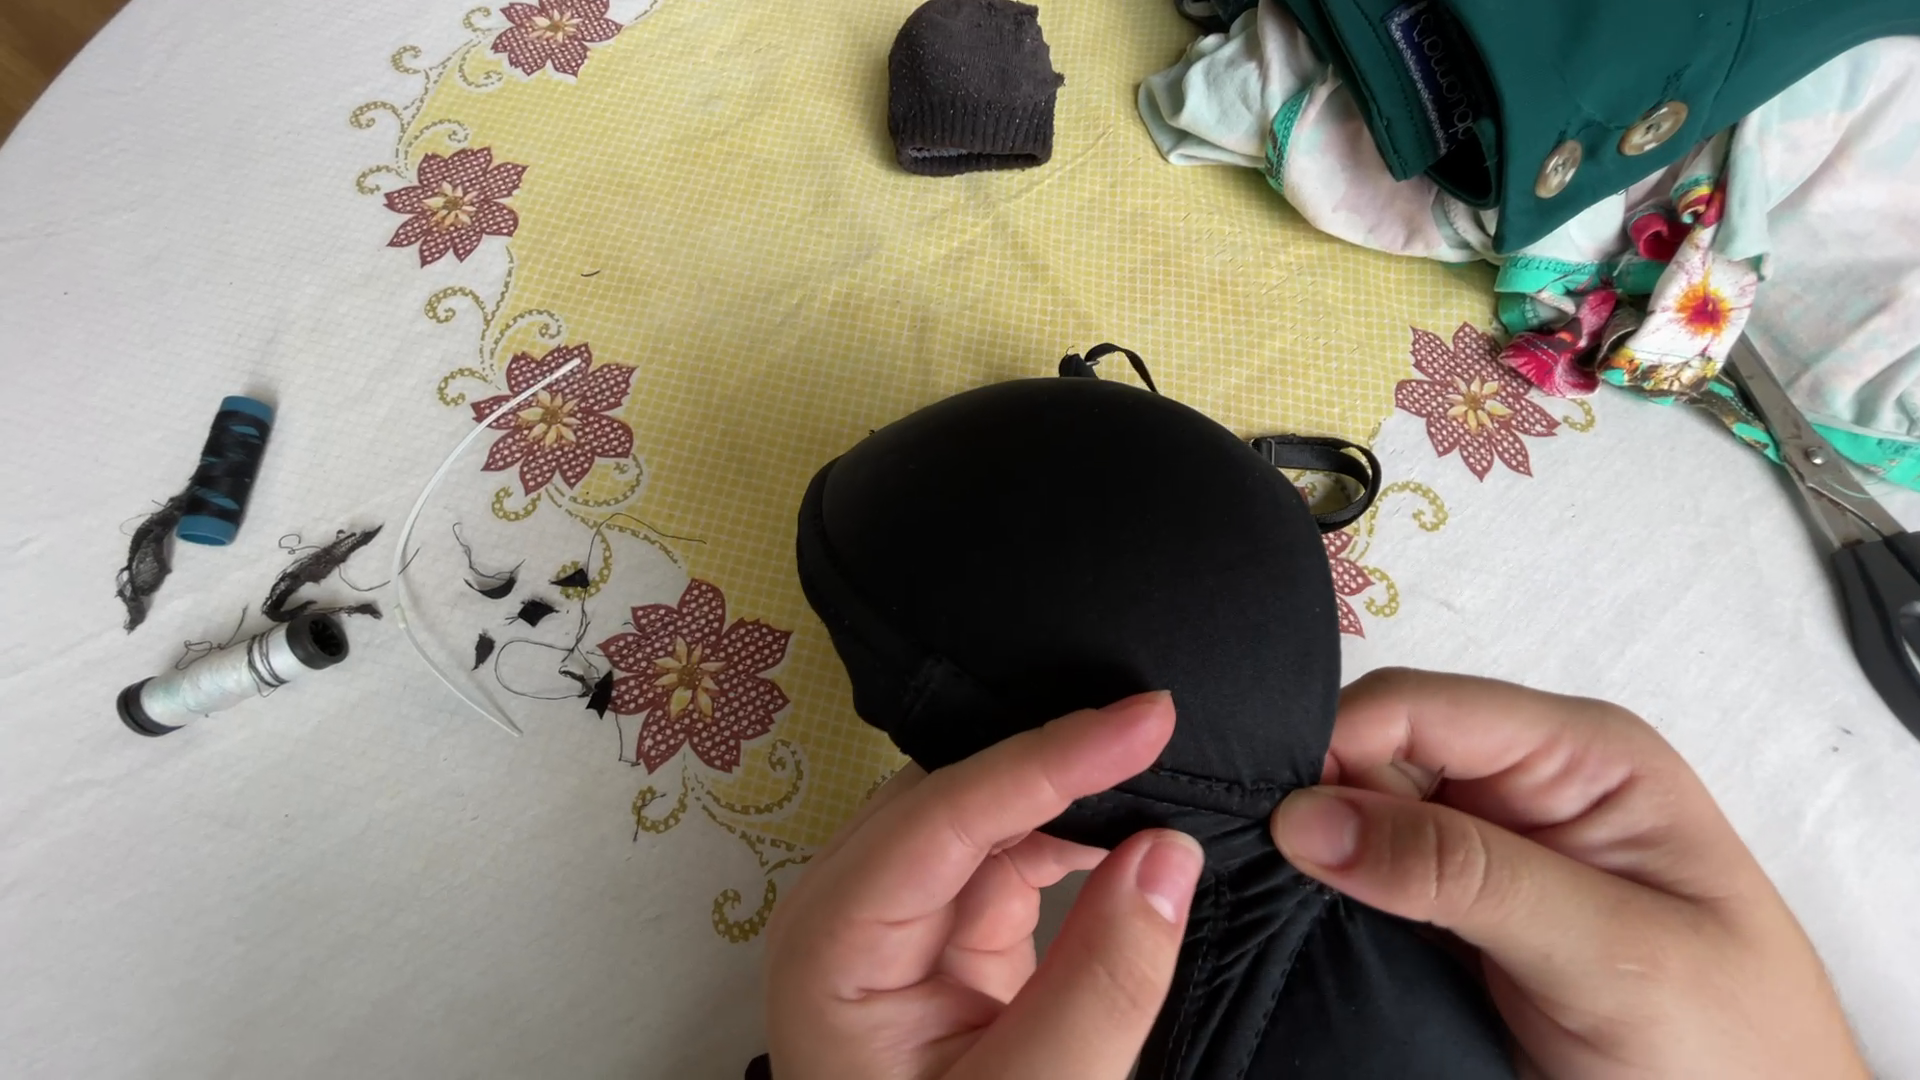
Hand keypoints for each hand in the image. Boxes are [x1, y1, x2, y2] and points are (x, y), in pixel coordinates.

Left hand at [763, 692, 1203, 1078]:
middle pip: (956, 790)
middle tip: (1155, 723)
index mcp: (833, 935)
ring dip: (1069, 788)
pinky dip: (1072, 830)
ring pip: (986, 806)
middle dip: (1056, 756)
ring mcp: (901, 902)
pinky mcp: (948, 915)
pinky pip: (1011, 846)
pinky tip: (1122, 822)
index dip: (1049, 759)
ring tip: (1152, 762)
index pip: (944, 813)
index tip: (1147, 718)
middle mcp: (854, 896)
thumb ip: (1101, 982)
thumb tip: (1169, 851)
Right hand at [1269, 668, 1867, 1078]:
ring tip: (1297, 894)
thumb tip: (1301, 818)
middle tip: (1288, 864)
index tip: (1285, 819)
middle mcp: (1512, 775)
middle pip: (1370, 746)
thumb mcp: (1609, 955)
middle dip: (1323, 798)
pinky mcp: (1439, 890)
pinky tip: (1313, 905)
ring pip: (1351, 803)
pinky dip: (1325, 881)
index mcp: (1571, 750)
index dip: (1338, 744)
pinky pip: (1355, 861)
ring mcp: (1474, 835)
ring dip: (1319, 846)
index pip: (1413, 706)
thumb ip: (1457, 871)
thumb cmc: (1730, 1060)